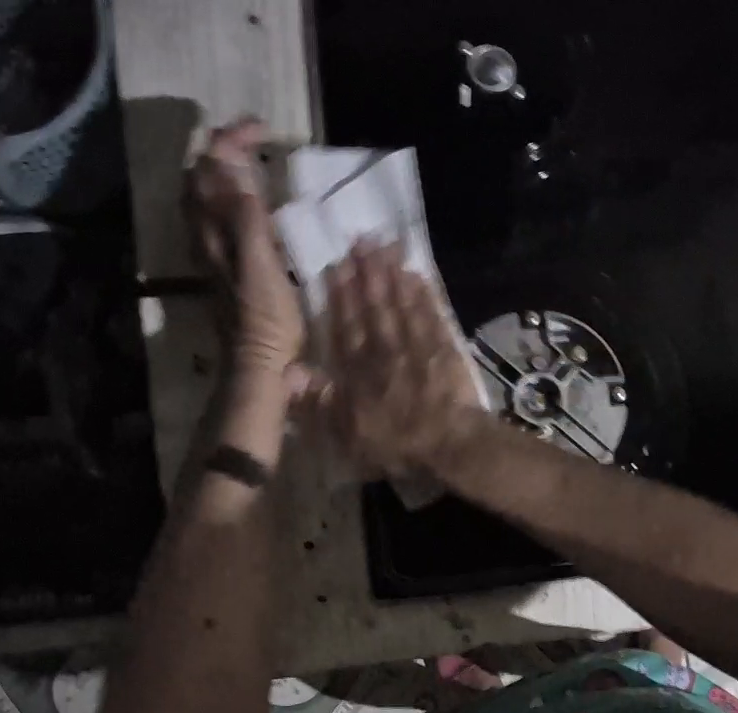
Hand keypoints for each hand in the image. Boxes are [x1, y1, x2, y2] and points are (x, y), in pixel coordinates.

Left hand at [190, 119, 304, 373]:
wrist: (256, 362)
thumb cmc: (266, 318)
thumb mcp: (263, 267)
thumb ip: (248, 220)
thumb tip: (237, 174)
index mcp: (213, 229)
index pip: (211, 165)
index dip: (233, 139)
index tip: (264, 131)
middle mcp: (204, 233)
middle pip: (199, 174)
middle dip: (222, 147)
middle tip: (255, 138)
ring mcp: (211, 250)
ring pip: (203, 195)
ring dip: (221, 170)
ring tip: (248, 161)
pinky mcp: (223, 265)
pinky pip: (215, 216)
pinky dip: (227, 196)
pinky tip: (245, 204)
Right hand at [312, 243, 491, 475]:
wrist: (448, 446)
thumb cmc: (396, 445)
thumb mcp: (346, 434)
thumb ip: (318, 402)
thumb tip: (289, 371)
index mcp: (359, 371)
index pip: (347, 327)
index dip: (341, 297)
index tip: (337, 267)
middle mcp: (385, 350)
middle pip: (375, 307)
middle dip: (367, 273)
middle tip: (361, 240)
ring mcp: (417, 347)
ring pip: (401, 304)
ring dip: (393, 274)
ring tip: (386, 246)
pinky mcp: (445, 350)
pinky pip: (431, 315)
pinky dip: (423, 294)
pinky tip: (417, 275)